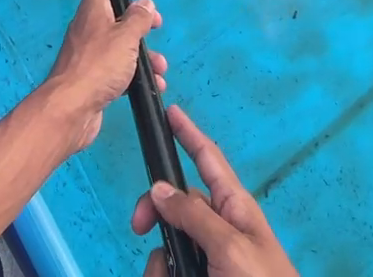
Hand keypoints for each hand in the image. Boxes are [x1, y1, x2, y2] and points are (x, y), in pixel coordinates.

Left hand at [37, 0, 164, 153]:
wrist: (73, 108)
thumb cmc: (99, 65)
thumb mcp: (125, 37)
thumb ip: (137, 19)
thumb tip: (145, 2)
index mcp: (93, 11)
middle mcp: (88, 29)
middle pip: (114, 16)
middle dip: (137, 21)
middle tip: (157, 24)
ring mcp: (89, 54)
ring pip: (120, 46)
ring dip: (142, 54)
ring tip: (160, 68)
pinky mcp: (93, 78)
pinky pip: (118, 70)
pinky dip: (134, 74)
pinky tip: (151, 87)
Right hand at [132, 106, 297, 276]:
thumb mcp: (230, 249)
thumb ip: (194, 215)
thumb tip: (159, 187)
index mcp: (235, 208)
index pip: (208, 159)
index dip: (189, 133)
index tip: (169, 111)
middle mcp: (220, 229)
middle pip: (177, 203)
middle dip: (155, 212)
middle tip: (138, 228)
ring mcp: (211, 259)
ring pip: (169, 244)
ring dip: (160, 260)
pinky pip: (170, 268)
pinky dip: (163, 274)